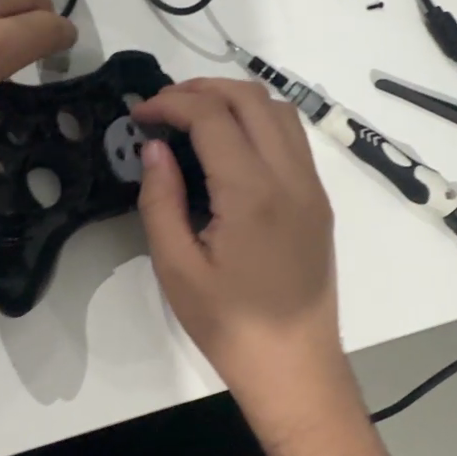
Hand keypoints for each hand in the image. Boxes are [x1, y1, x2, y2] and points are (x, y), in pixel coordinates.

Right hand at [133, 78, 349, 427]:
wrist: (293, 366)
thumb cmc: (228, 325)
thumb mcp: (177, 268)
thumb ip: (160, 200)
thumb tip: (154, 148)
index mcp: (252, 194)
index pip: (212, 117)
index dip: (170, 103)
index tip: (138, 114)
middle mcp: (291, 178)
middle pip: (252, 99)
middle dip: (202, 89)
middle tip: (162, 107)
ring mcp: (312, 188)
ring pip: (280, 112)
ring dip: (234, 101)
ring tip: (192, 119)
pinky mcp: (318, 202)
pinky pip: (291, 139)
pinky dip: (257, 123)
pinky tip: (226, 147)